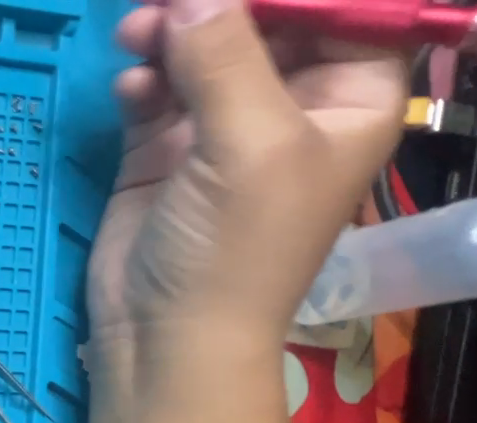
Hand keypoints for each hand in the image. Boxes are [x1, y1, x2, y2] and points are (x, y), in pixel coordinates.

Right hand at [87, 0, 406, 360]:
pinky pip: (153, 94)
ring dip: (169, 35)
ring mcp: (216, 129)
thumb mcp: (250, 144)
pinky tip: (128, 86)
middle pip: (262, 19)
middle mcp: (286, 102)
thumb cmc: (235, 247)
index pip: (339, 6)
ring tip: (133, 32)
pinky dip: (140, 81)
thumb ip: (225, 59)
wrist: (163, 335)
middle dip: (217, 3)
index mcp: (348, 94)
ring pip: (199, 51)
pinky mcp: (158, 155)